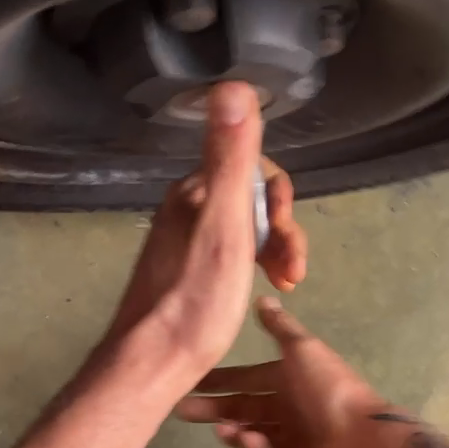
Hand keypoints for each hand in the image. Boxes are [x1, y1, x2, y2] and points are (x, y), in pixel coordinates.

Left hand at [101, 83, 307, 380]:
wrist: (154, 362)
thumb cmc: (196, 301)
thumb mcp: (223, 228)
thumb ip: (230, 160)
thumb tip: (235, 85)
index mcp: (194, 193)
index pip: (253, 170)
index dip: (281, 202)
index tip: (287, 242)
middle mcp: (187, 209)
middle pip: (252, 200)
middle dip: (282, 231)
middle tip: (293, 273)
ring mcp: (185, 242)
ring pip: (245, 230)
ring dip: (275, 251)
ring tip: (288, 285)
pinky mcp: (187, 273)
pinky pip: (232, 254)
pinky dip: (255, 267)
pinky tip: (261, 291)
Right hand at [175, 297, 398, 447]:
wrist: (361, 435)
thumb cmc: (329, 387)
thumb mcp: (302, 348)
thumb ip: (280, 327)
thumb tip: (263, 297)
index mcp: (287, 379)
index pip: (244, 379)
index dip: (218, 380)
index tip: (188, 379)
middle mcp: (286, 407)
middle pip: (241, 408)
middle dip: (212, 409)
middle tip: (181, 410)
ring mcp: (290, 438)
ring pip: (250, 433)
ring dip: (232, 431)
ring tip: (219, 430)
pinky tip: (249, 441)